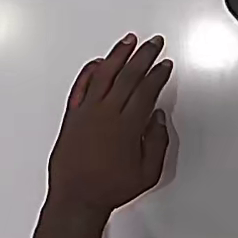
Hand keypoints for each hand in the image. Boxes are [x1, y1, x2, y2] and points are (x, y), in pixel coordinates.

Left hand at [47, 34, 172, 215]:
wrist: (76, 196)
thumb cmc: (109, 188)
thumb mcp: (147, 173)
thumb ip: (156, 142)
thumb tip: (157, 119)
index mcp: (127, 126)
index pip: (147, 90)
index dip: (158, 74)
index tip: (165, 64)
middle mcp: (106, 113)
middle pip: (129, 75)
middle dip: (144, 55)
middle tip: (154, 43)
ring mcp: (87, 112)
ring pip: (105, 74)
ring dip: (118, 54)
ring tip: (128, 41)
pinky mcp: (73, 115)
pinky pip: (81, 86)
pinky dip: (90, 72)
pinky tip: (98, 63)